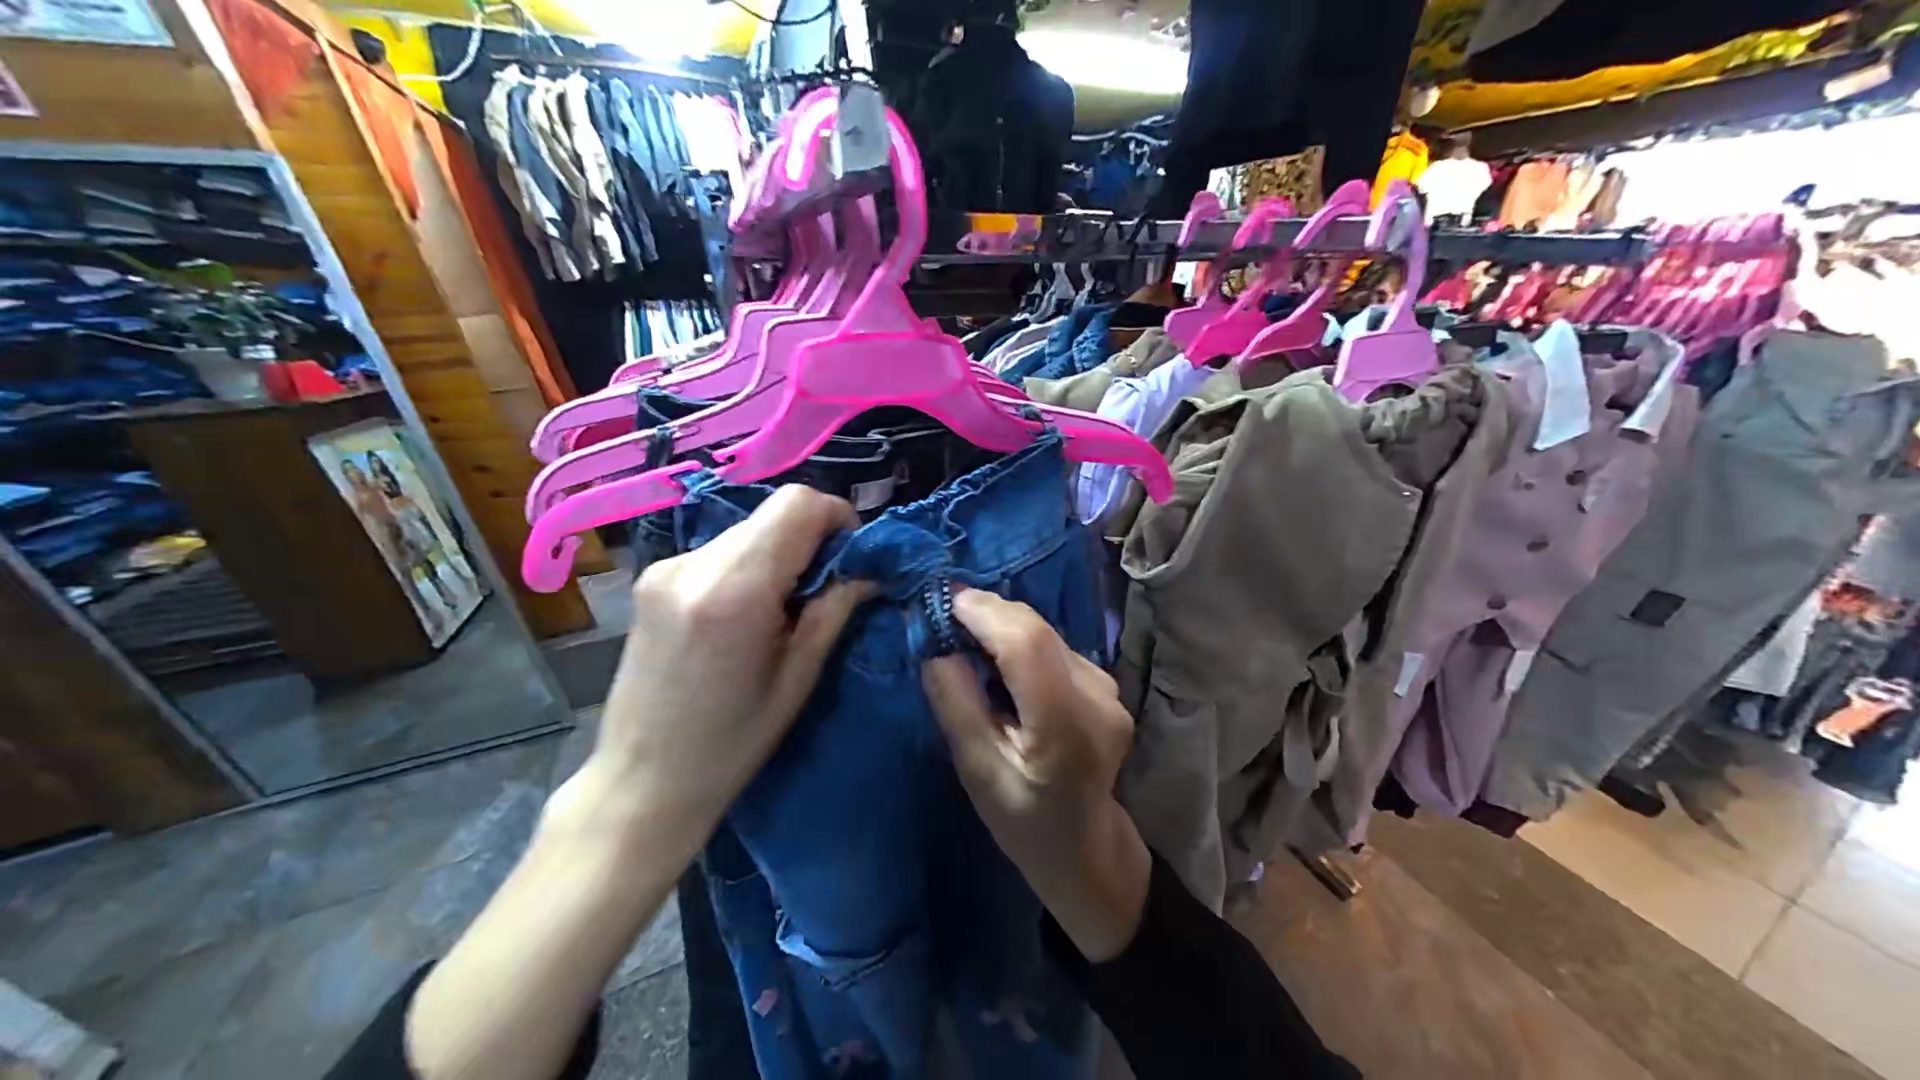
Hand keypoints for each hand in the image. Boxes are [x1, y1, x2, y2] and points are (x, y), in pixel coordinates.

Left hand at [550, 486, 871, 856]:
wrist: (643, 780)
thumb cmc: (732, 743)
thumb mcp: (800, 675)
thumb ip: (836, 605)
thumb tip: (870, 565)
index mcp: (734, 589)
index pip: (797, 503)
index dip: (837, 518)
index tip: (852, 558)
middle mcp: (693, 563)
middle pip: (773, 513)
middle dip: (811, 539)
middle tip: (825, 589)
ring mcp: (666, 566)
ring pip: (748, 529)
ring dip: (779, 553)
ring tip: (784, 608)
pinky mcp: (652, 576)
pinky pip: (720, 549)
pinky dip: (748, 565)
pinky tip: (747, 612)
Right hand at [922, 589, 1150, 962]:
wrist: (1085, 848)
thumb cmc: (1024, 820)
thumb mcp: (977, 770)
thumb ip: (956, 702)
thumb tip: (935, 643)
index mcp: (1066, 724)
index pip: (1027, 644)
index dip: (984, 613)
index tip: (943, 602)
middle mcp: (1097, 696)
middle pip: (1038, 629)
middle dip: (989, 613)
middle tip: (946, 616)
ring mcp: (1108, 689)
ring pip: (1047, 633)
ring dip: (1004, 625)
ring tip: (967, 637)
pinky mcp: (1106, 686)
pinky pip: (1056, 646)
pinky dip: (1022, 641)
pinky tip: (1001, 660)